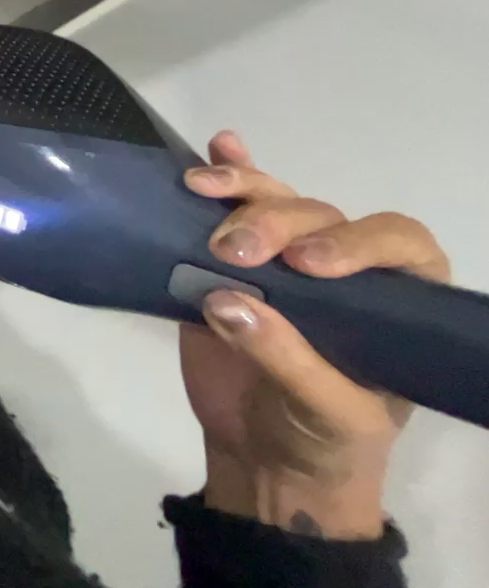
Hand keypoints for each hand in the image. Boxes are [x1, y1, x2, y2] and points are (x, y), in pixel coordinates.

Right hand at [179, 131, 448, 540]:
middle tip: (231, 253)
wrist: (262, 453)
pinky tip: (218, 146)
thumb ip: (286, 357)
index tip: (308, 266)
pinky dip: (227, 168)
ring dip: (241, 187)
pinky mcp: (218, 261)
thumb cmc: (321, 438)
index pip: (400, 246)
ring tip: (199, 189)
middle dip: (275, 222)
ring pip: (273, 200)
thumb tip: (225, 300)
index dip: (358, 243)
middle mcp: (340, 271)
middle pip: (320, 216)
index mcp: (394, 304)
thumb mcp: (327, 413)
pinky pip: (225, 207)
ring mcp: (275, 261)